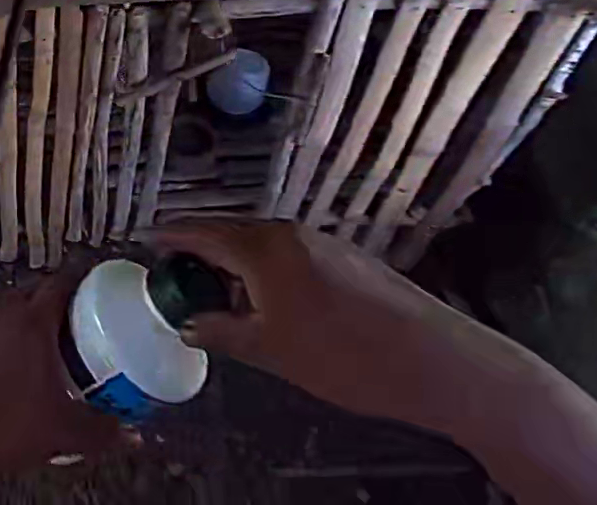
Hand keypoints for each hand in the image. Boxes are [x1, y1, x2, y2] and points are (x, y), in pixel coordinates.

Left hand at [0, 264, 133, 500]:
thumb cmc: (16, 425)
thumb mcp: (70, 429)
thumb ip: (106, 430)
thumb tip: (131, 432)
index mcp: (34, 323)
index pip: (58, 284)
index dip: (78, 277)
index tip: (94, 277)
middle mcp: (10, 316)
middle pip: (37, 287)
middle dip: (59, 291)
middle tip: (82, 306)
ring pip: (17, 300)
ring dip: (37, 305)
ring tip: (60, 326)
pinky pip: (5, 318)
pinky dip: (21, 323)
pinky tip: (34, 350)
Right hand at [143, 220, 545, 429]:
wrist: (449, 366)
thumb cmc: (348, 357)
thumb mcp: (274, 351)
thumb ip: (222, 332)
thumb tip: (186, 325)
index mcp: (261, 248)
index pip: (200, 232)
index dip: (169, 237)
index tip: (146, 243)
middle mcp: (285, 232)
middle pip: (226, 230)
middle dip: (198, 248)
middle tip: (177, 271)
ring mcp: (317, 240)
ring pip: (256, 241)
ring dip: (231, 259)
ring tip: (220, 290)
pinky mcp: (343, 255)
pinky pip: (283, 249)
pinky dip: (260, 265)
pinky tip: (268, 297)